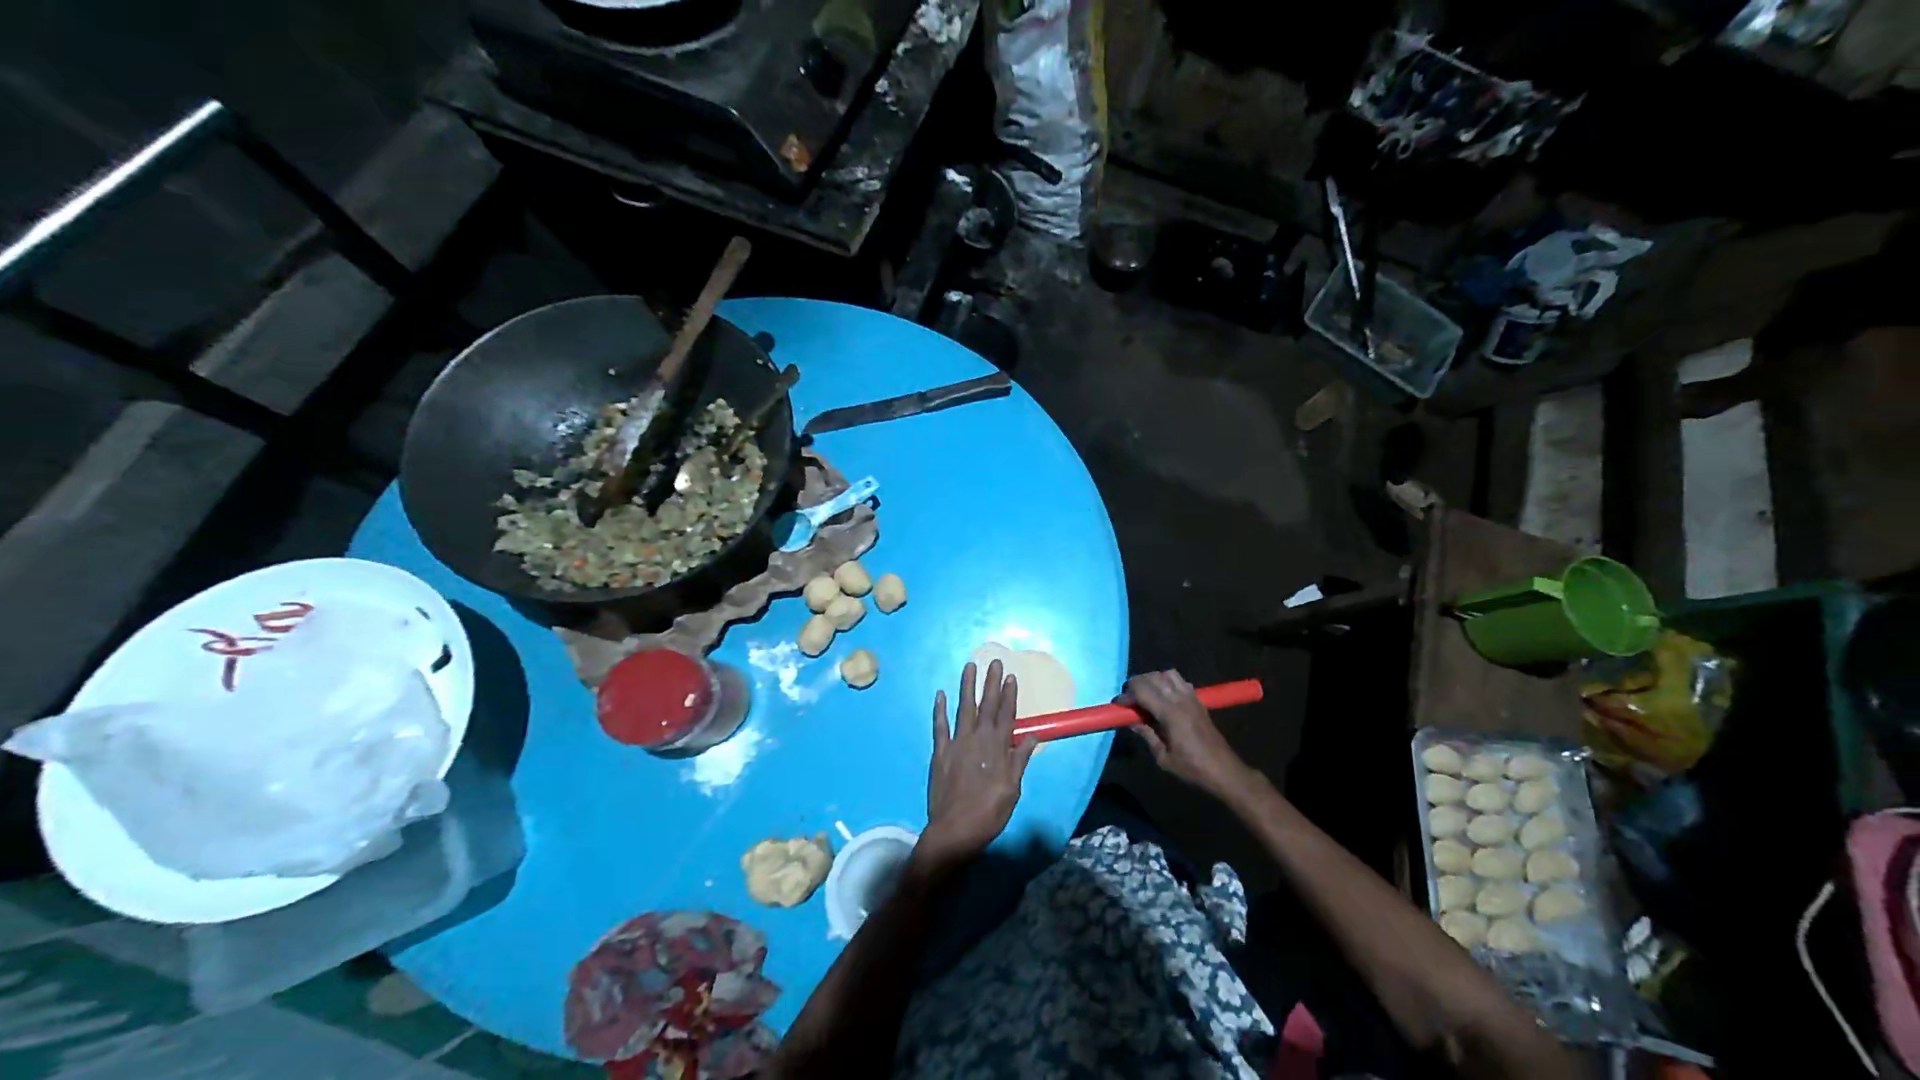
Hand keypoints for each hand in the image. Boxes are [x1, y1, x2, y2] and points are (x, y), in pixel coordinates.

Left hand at [919, 660, 1034, 871]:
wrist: (955, 830)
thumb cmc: (989, 812)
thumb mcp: (1012, 789)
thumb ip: (1019, 760)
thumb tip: (1032, 736)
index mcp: (998, 748)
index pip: (1006, 715)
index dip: (1009, 695)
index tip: (1011, 676)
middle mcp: (978, 739)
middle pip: (987, 706)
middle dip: (991, 683)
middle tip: (994, 661)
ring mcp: (957, 743)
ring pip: (964, 708)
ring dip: (967, 686)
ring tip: (969, 666)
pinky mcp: (940, 752)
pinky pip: (939, 726)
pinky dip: (940, 709)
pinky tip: (941, 693)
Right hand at [1121, 669, 1252, 796]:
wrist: (1224, 770)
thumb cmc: (1192, 768)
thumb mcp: (1162, 757)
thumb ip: (1146, 734)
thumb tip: (1131, 721)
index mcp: (1170, 713)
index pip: (1142, 691)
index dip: (1126, 696)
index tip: (1119, 706)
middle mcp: (1180, 699)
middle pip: (1152, 677)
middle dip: (1135, 685)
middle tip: (1129, 701)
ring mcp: (1191, 698)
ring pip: (1167, 674)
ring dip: (1152, 680)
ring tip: (1145, 695)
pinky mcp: (1198, 700)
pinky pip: (1180, 680)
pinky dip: (1167, 682)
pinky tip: (1164, 697)